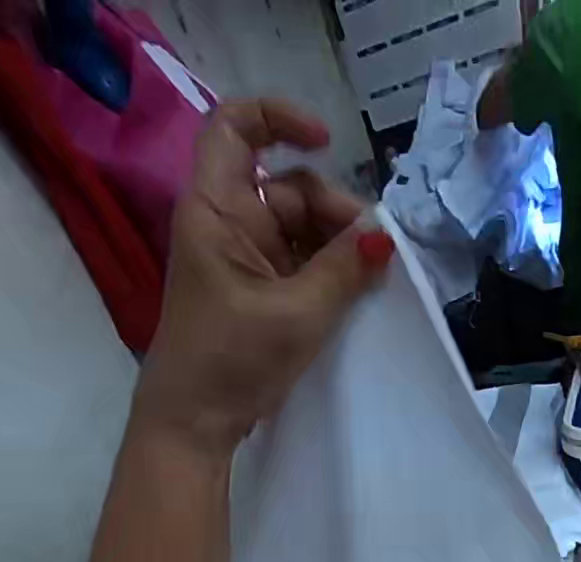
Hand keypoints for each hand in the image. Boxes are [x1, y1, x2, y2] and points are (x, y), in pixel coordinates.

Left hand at [135, 99, 395, 456]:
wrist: (195, 422)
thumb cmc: (231, 360)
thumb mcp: (296, 313)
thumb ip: (343, 270)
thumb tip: (384, 236)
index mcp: (217, 210)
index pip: (236, 129)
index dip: (280, 119)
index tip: (328, 143)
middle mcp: (230, 225)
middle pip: (290, 189)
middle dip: (335, 212)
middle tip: (372, 256)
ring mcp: (246, 260)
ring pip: (302, 230)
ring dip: (339, 248)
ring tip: (369, 281)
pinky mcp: (260, 292)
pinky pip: (302, 264)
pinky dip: (330, 272)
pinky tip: (356, 292)